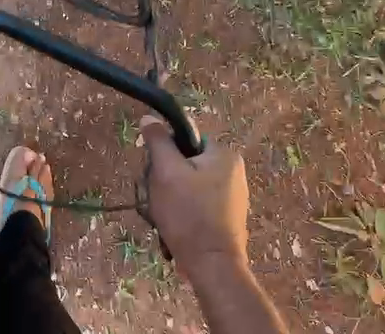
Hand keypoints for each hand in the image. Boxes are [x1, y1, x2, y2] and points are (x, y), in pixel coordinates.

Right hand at [140, 117, 249, 274]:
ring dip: (170, 195)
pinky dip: (182, 210)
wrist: (211, 267)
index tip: (156, 170)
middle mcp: (234, 173)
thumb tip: (150, 118)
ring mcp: (232, 198)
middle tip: (156, 194)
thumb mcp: (166, 170)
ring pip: (187, 184)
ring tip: (161, 213)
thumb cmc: (188, 212)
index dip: (166, 152)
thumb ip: (158, 140)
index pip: (185, 139)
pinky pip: (196, 203)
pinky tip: (173, 224)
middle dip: (166, 177)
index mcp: (225, 155)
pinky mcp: (226, 219)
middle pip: (185, 162)